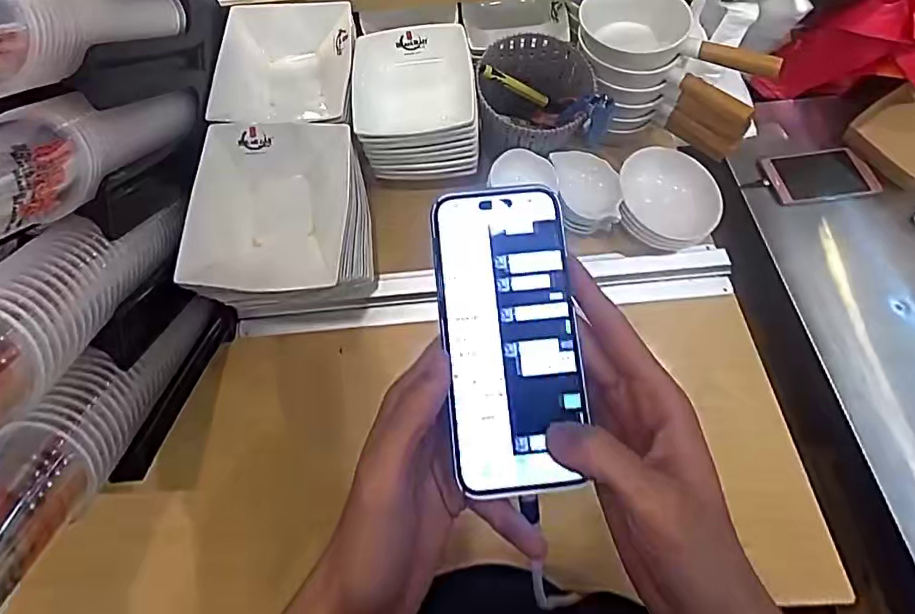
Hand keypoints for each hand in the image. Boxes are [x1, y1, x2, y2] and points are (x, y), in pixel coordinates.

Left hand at [286, 342, 544, 613]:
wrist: (365, 599)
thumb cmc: (365, 533)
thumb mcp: (386, 468)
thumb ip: (410, 413)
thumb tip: (441, 359)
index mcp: (405, 412)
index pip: (439, 360)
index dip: (469, 340)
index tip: (506, 327)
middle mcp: (424, 429)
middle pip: (472, 396)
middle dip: (506, 392)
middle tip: (544, 391)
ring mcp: (440, 462)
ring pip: (488, 440)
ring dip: (516, 452)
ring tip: (549, 460)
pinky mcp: (454, 494)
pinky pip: (491, 489)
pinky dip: (512, 509)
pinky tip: (531, 533)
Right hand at [547, 257, 776, 613]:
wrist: (700, 599)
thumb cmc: (699, 547)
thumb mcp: (654, 498)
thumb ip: (605, 457)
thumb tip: (553, 428)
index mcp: (659, 402)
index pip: (618, 335)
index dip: (589, 296)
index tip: (562, 264)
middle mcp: (637, 406)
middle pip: (591, 350)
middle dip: (558, 320)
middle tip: (520, 295)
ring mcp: (618, 429)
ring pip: (576, 378)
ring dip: (547, 359)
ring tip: (511, 333)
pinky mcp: (602, 453)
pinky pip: (568, 412)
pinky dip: (544, 399)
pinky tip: (520, 392)